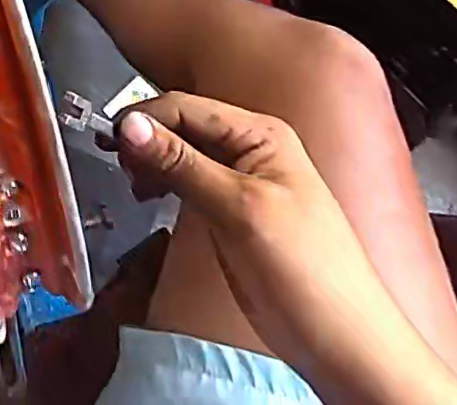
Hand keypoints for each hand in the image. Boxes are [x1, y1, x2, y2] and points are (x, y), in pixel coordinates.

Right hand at [111, 93, 456, 404]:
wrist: (345, 348)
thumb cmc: (304, 272)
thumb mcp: (238, 210)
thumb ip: (181, 163)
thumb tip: (130, 125)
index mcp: (260, 133)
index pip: (186, 107)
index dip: (146, 119)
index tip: (111, 141)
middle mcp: (249, 146)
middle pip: (182, 125)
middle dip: (147, 139)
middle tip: (119, 165)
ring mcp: (240, 178)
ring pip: (181, 152)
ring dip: (152, 161)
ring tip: (133, 183)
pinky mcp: (231, 208)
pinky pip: (188, 179)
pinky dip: (164, 182)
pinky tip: (148, 193)